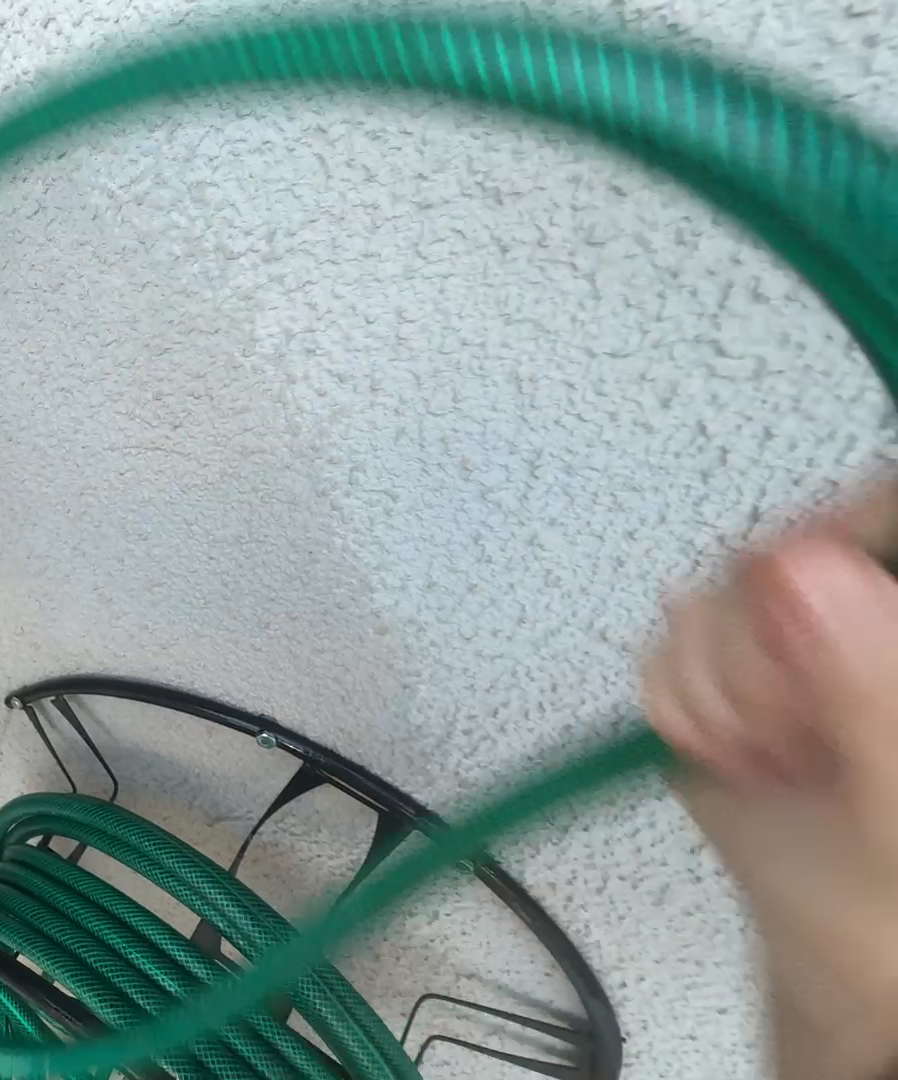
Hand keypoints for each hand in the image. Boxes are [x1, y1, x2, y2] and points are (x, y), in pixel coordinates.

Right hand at [642, 476, 897, 1077]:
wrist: (851, 955)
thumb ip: (868, 687)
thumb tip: (794, 566)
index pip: (879, 514)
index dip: (830, 542)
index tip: (806, 613)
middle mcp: (866, 620)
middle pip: (775, 550)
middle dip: (754, 648)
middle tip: (797, 729)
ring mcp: (795, 642)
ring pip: (703, 594)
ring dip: (706, 685)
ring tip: (769, 753)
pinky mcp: (726, 667)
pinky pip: (659, 640)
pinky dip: (673, 700)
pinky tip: (731, 746)